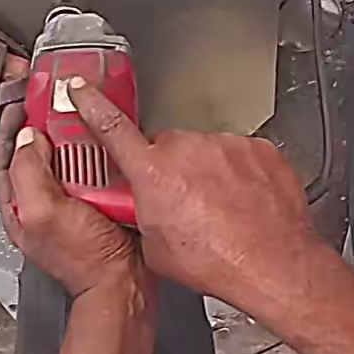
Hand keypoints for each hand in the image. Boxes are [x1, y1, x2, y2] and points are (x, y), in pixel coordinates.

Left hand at [0, 103, 146, 297]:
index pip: (7, 160)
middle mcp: (45, 206)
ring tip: (83, 124)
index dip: (12, 131)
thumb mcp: (45, 213)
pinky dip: (102, 158)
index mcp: (22, 209)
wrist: (124, 282)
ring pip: (70, 163)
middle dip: (47, 131)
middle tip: (58, 110)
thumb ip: (29, 173)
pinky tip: (109, 149)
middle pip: (38, 157)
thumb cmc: (86, 261)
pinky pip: (98, 173)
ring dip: (77, 143)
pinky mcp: (102, 205)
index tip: (23, 107)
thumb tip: (27, 138)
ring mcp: (75, 206)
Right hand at [64, 80, 331, 309]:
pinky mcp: (259, 149)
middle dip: (170, 170)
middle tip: (184, 203)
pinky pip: (240, 156)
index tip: (81, 88)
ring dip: (208, 173)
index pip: (111, 127)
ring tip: (220, 210)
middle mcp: (189, 150)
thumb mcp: (156, 250)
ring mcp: (227, 146)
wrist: (272, 264)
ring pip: (207, 152)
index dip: (91, 104)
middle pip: (168, 147)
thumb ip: (140, 217)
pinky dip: (239, 175)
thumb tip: (141, 213)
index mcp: (154, 172)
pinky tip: (243, 203)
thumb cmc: (218, 263)